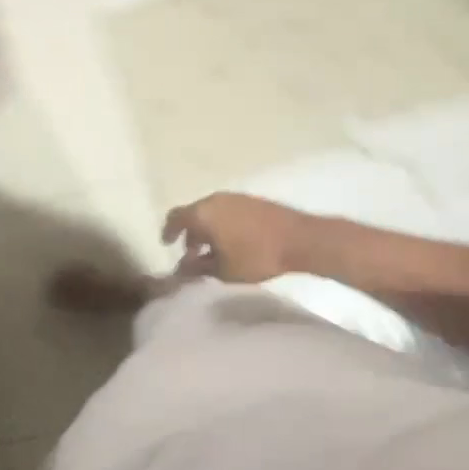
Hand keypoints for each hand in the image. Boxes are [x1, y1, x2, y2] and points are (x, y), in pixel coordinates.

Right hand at [161, 193, 309, 283]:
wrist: (301, 239)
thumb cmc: (257, 256)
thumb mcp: (223, 271)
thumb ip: (198, 269)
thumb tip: (181, 269)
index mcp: (203, 213)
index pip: (175, 218)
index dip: (168, 231)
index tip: (167, 244)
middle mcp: (215, 200)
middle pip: (194, 214)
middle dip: (190, 234)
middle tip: (192, 254)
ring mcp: (236, 198)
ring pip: (212, 212)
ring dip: (208, 230)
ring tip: (214, 251)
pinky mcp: (253, 201)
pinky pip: (228, 211)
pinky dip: (223, 225)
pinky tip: (233, 243)